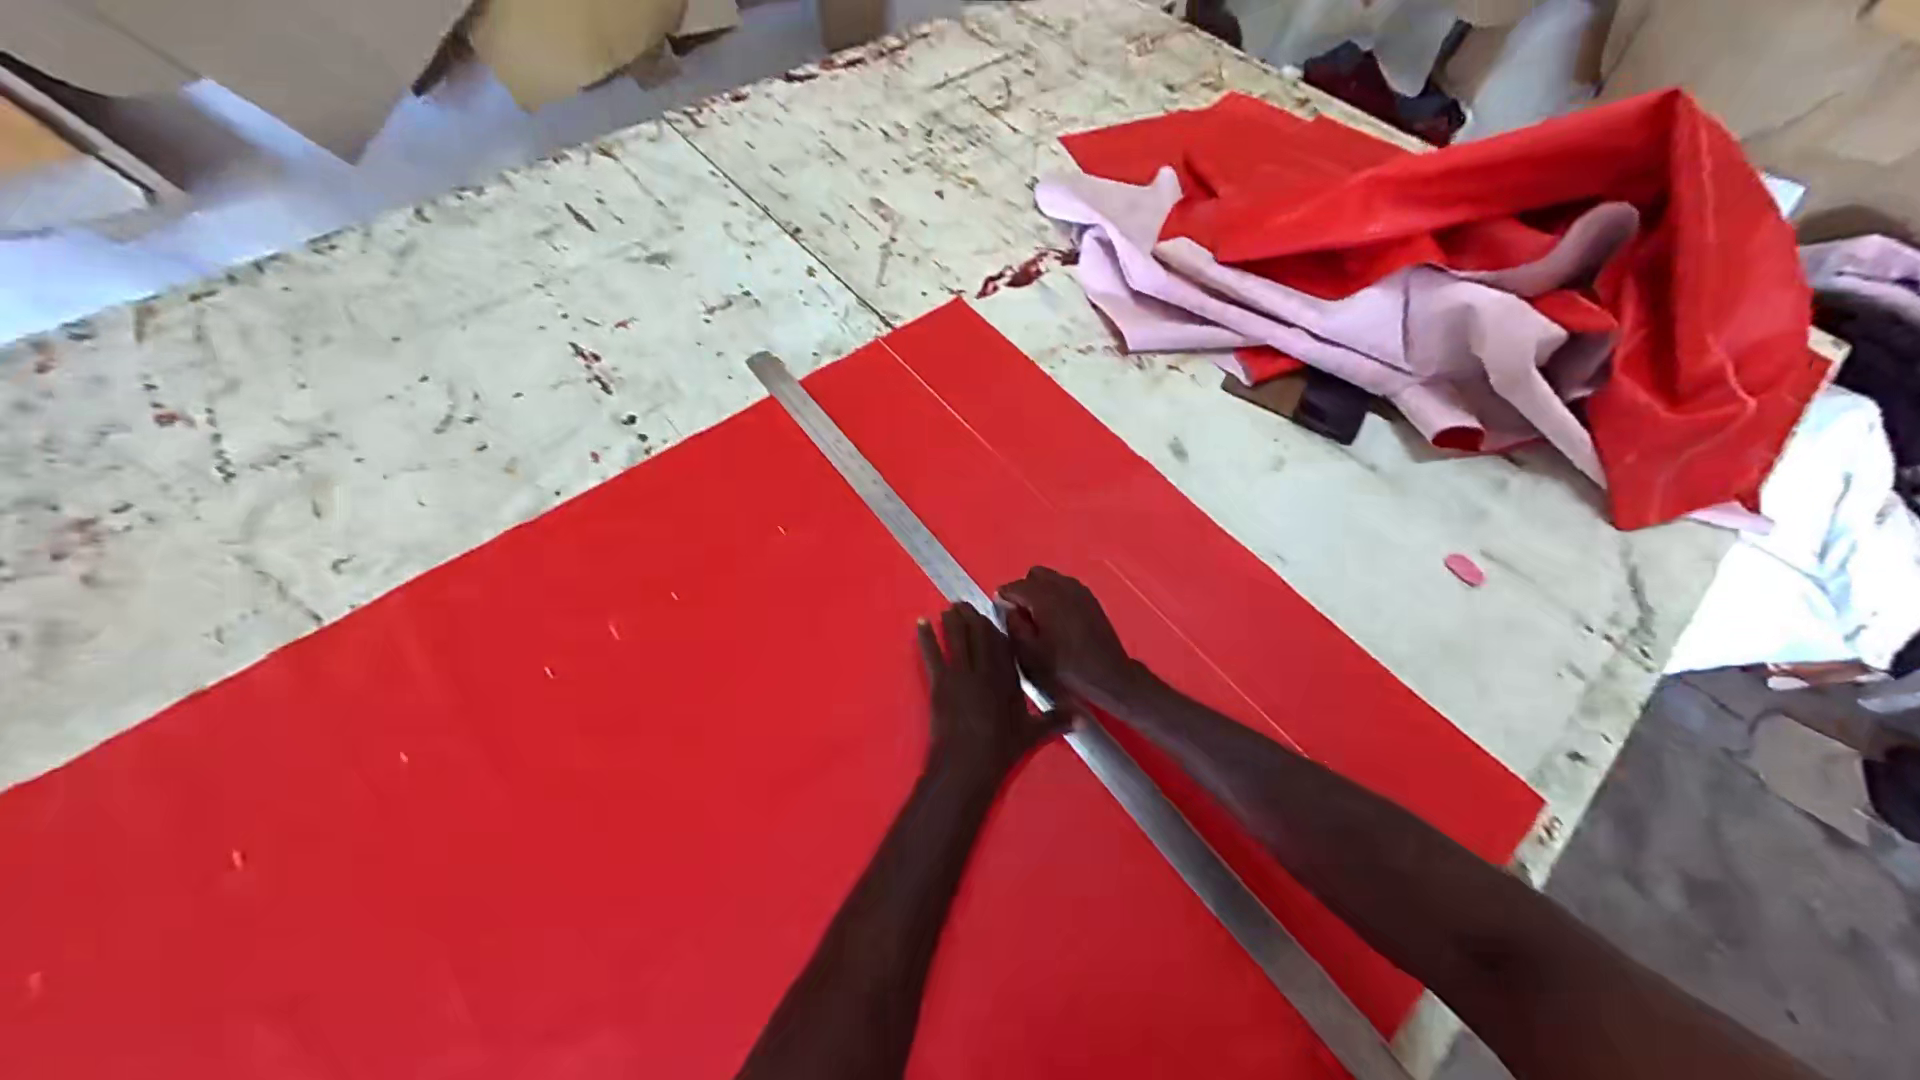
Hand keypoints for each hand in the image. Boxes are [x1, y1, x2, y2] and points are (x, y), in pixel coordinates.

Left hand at [917, 604, 1061, 781]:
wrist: (967, 764)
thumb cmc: (1001, 750)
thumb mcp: (1031, 734)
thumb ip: (1055, 721)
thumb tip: (1082, 718)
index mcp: (1007, 678)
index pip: (1003, 644)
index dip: (996, 627)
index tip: (991, 614)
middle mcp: (985, 670)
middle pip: (979, 634)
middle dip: (972, 617)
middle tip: (965, 604)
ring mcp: (960, 674)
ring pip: (957, 638)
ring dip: (952, 621)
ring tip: (950, 607)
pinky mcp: (939, 683)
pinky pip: (932, 653)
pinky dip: (926, 637)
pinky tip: (921, 622)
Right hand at [996, 567, 1142, 705]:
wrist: (1107, 675)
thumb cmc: (1064, 667)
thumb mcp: (1029, 653)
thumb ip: (1013, 624)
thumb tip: (1008, 607)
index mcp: (1044, 597)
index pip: (1014, 586)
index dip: (1004, 598)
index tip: (1002, 614)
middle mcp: (1062, 585)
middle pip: (1033, 575)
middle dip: (1024, 590)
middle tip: (1022, 614)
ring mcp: (1079, 589)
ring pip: (1051, 578)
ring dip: (1041, 590)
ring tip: (1039, 616)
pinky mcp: (1090, 598)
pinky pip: (1065, 586)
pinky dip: (1056, 594)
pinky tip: (1057, 617)